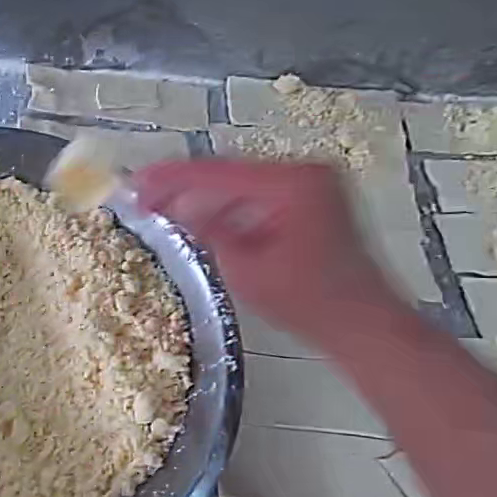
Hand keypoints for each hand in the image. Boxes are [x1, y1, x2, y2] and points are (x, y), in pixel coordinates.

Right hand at [130, 160, 405, 342]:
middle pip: (226, 172)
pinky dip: (225, 205)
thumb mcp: (241, 264)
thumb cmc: (306, 299)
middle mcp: (305, 172)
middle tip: (141, 194)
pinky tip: (198, 217)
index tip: (134, 184)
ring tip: (161, 205)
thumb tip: (171, 205)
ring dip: (201, 196)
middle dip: (182, 185)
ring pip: (238, 182)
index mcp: (292, 182)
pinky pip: (254, 193)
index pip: (216, 173)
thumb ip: (204, 227)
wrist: (362, 324)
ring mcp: (311, 183)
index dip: (169, 179)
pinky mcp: (311, 198)